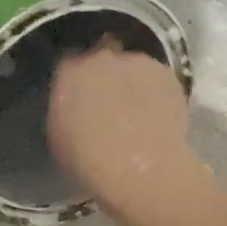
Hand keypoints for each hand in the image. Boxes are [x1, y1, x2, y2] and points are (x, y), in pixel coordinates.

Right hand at [48, 41, 190, 192]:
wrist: (138, 168)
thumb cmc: (87, 159)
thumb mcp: (58, 136)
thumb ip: (64, 110)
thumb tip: (73, 107)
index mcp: (69, 73)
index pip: (67, 64)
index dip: (74, 79)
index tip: (77, 95)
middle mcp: (102, 59)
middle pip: (101, 57)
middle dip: (103, 74)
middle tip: (107, 100)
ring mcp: (137, 63)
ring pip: (132, 66)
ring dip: (131, 80)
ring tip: (136, 108)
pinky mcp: (167, 74)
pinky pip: (157, 78)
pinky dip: (155, 91)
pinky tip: (156, 113)